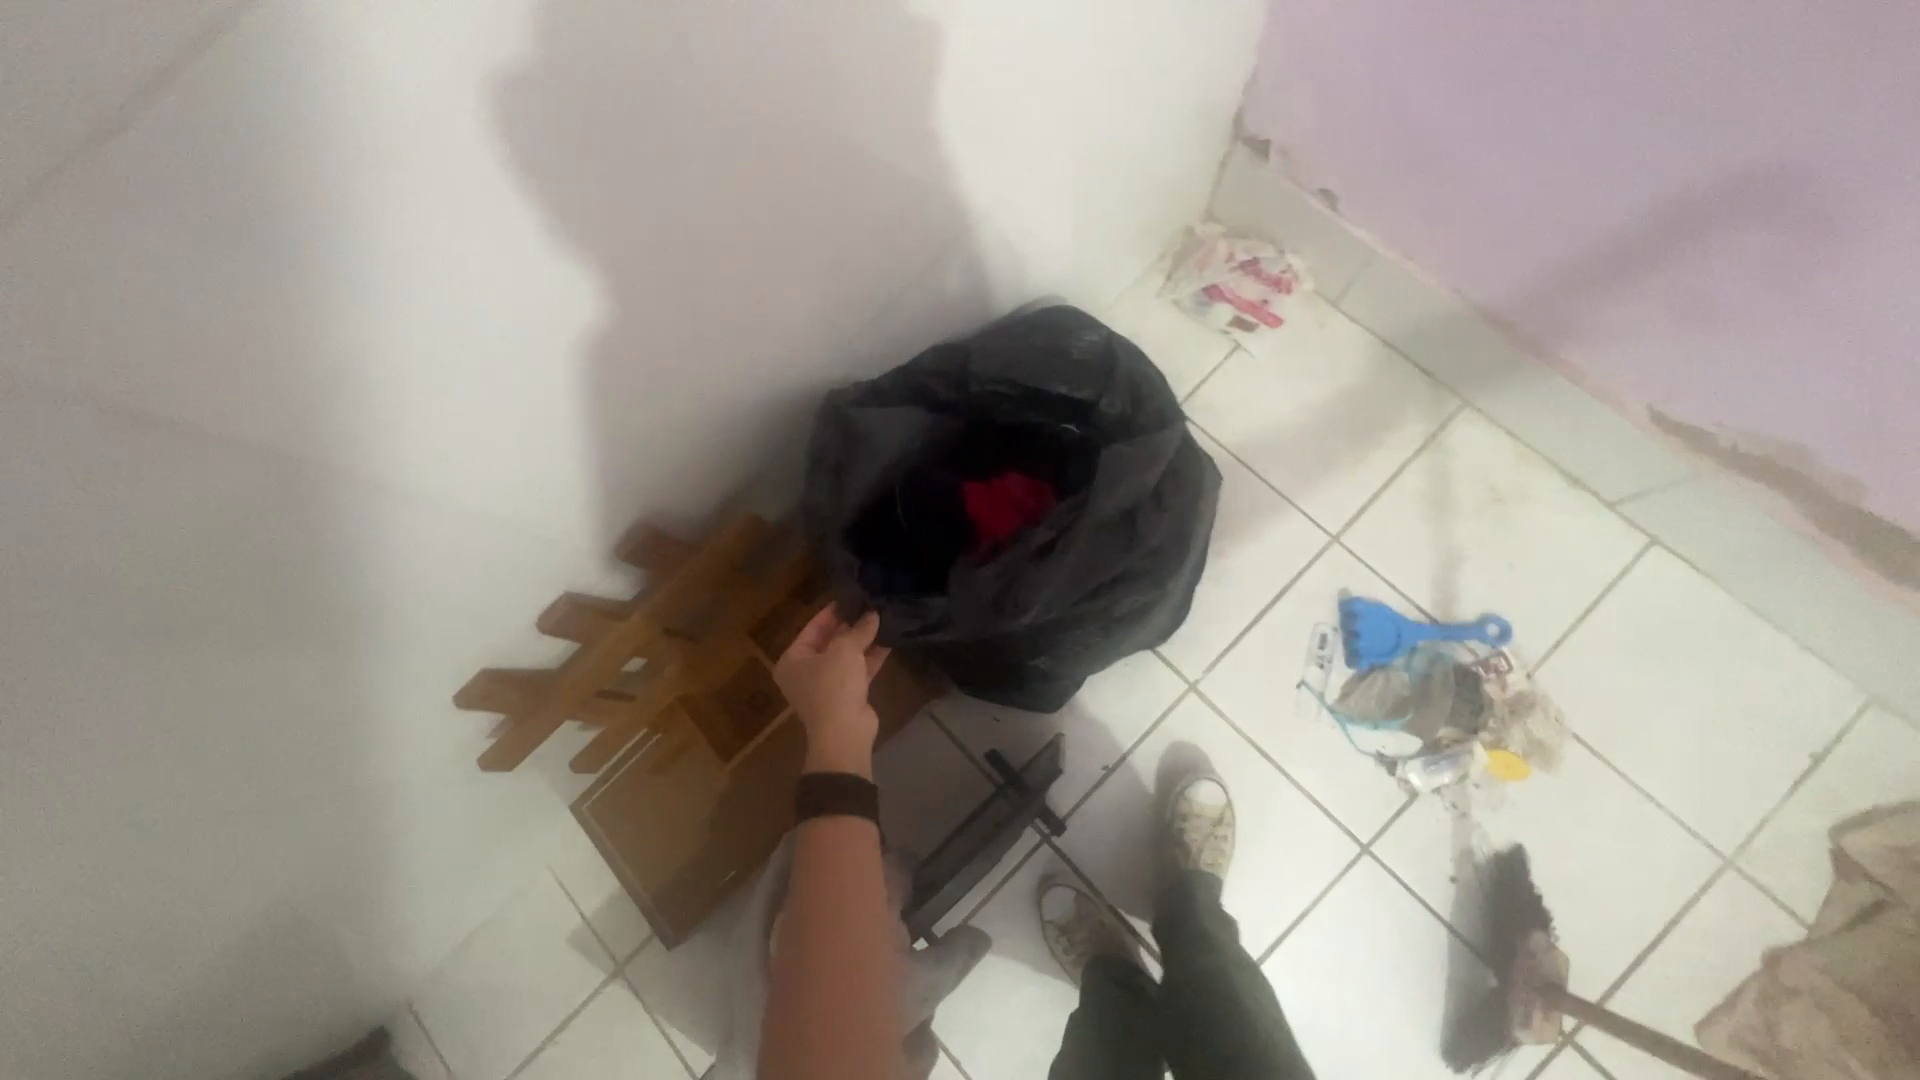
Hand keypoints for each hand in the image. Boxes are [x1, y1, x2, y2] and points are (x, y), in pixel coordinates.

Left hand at [775, 605, 890, 776]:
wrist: (844, 733)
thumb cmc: (833, 686)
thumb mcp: (844, 651)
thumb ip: (858, 630)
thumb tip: (872, 614)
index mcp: (793, 660)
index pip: (811, 628)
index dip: (831, 612)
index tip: (849, 597)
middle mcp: (805, 672)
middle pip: (829, 642)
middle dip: (850, 626)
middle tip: (869, 605)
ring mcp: (826, 686)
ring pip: (845, 657)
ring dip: (863, 641)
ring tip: (882, 618)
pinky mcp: (847, 696)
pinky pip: (858, 670)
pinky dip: (870, 657)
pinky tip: (889, 640)